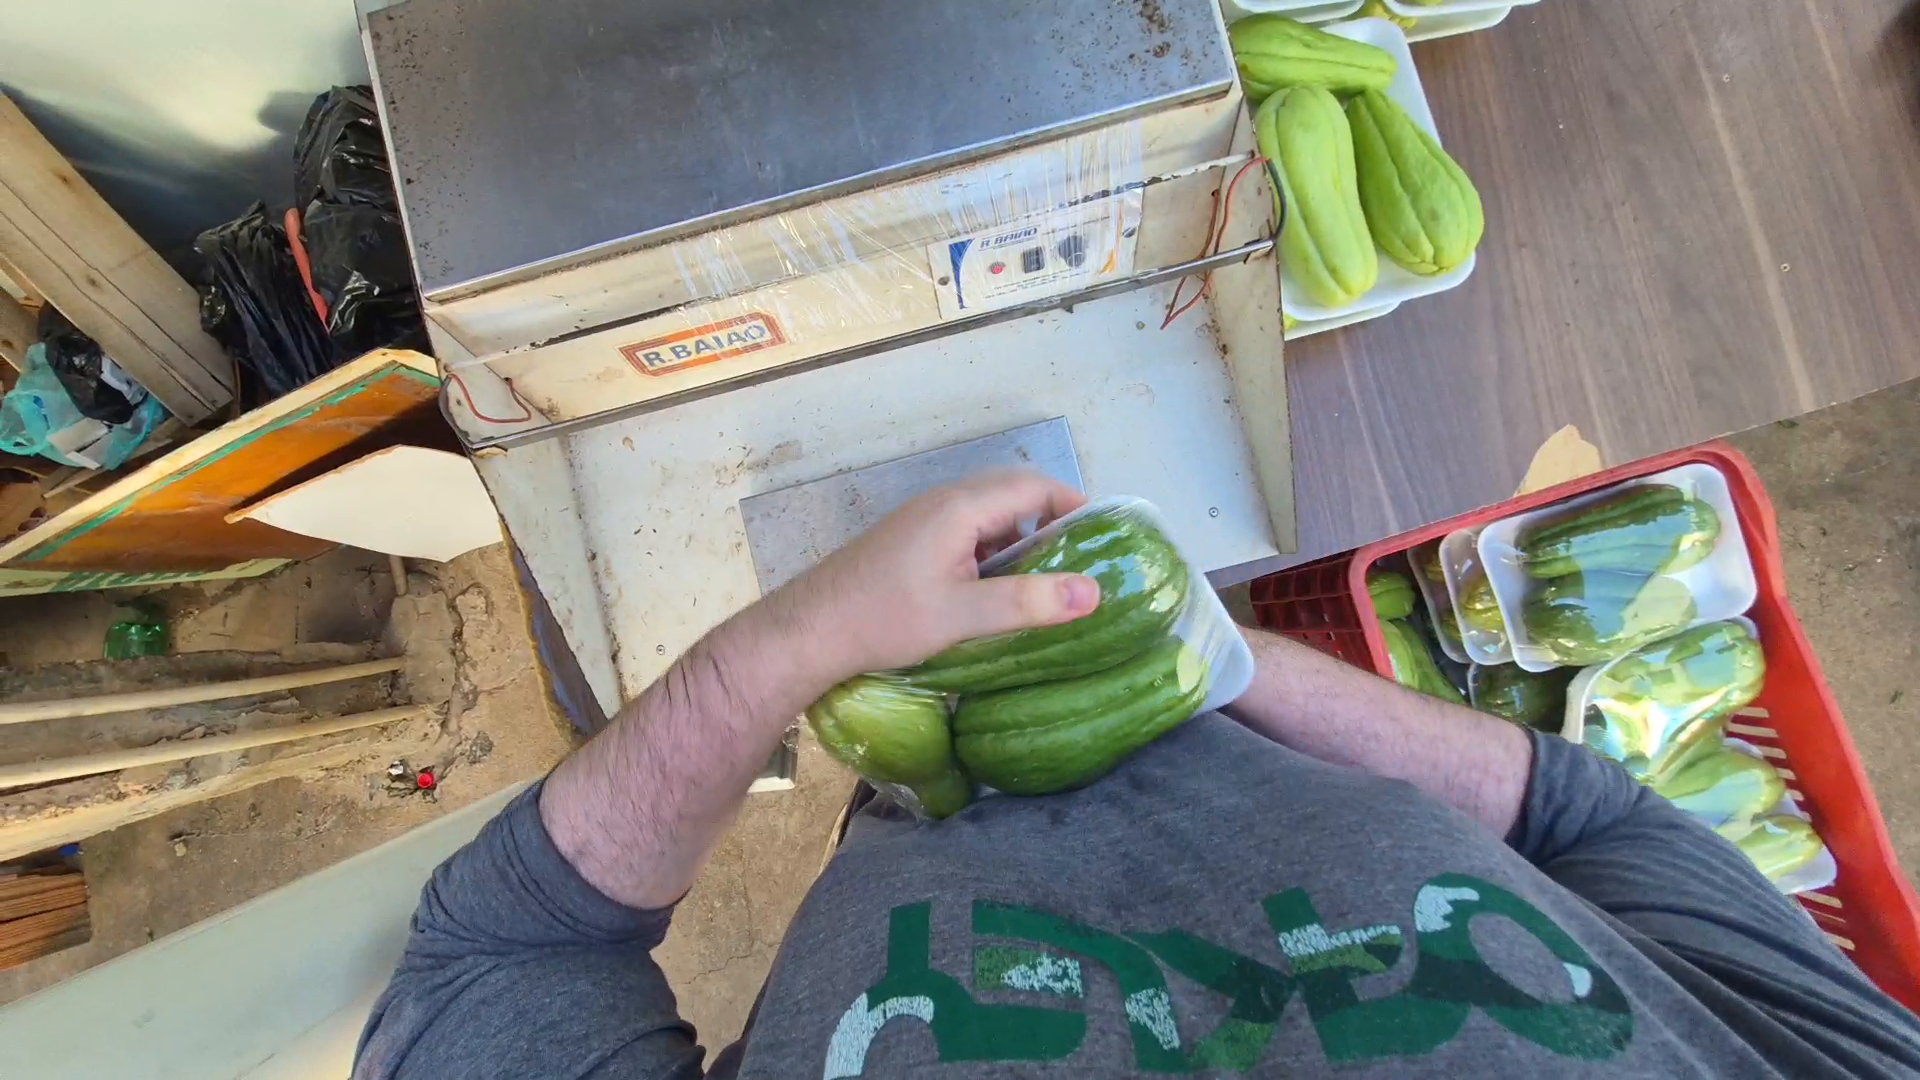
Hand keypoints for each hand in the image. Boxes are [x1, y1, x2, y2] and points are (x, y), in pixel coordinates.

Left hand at [776, 469, 1101, 679]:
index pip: (1033, 485)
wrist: (810, 630)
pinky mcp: (913, 539)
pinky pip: (967, 531)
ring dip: (1020, 538)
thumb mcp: (963, 615)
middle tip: (1078, 561)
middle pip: (1012, 493)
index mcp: (960, 506)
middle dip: (1051, 520)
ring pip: (989, 514)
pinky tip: (996, 589)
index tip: (1102, 537)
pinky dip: (993, 551)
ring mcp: (925, 518)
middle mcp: (944, 501)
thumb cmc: (885, 618)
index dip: (1073, 504)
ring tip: (1045, 580)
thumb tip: (1093, 592)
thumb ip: (1028, 601)